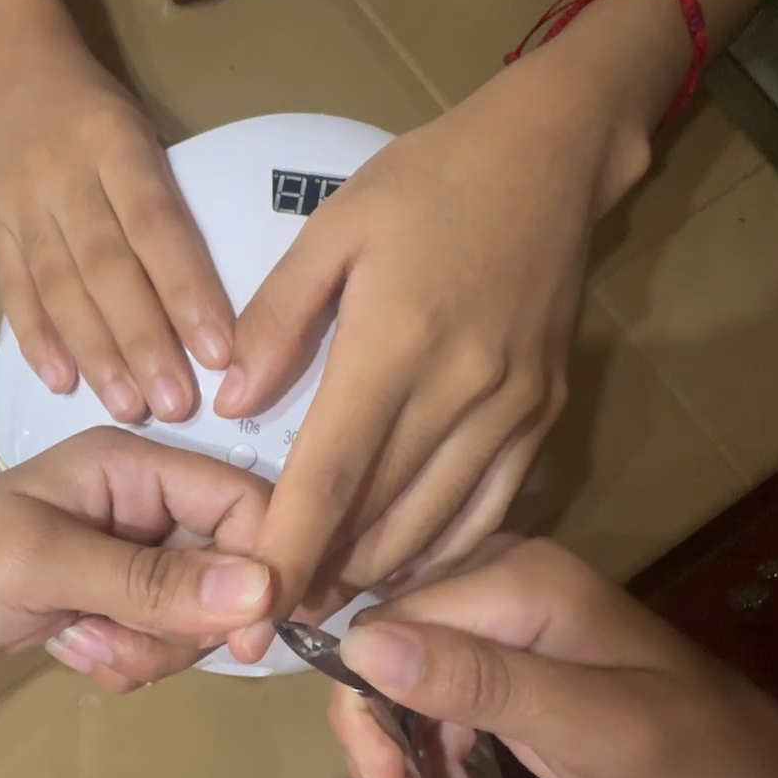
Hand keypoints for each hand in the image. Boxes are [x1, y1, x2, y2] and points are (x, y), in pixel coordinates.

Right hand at [0, 41, 231, 422]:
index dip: (187, 292)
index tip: (218, 354)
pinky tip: (60, 382)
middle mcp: (63, 177)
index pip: (156, 228)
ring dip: (94, 352)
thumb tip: (197, 302)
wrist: (12, 69)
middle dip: (142, 341)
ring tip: (127, 405)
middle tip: (174, 403)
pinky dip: (36, 339)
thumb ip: (163, 206)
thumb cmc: (96, 112)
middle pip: (105, 268)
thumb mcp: (145, 132)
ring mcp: (19, 207)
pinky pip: (14, 290)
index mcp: (116, 145)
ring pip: (60, 287)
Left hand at [0, 427, 273, 690]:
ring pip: (196, 614)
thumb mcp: (45, 564)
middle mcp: (141, 504)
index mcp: (131, 465)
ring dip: (147, 645)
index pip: (239, 500)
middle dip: (182, 621)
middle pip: (226, 567)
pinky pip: (161, 640)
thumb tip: (263, 592)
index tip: (252, 636)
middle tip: (119, 636)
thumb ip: (151, 581)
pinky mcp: (114, 600)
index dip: (262, 562)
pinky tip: (73, 647)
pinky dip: (127, 658)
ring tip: (81, 640)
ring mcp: (128, 556)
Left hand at [216, 49, 652, 647]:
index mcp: (392, 351)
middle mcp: (457, 396)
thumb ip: (274, 324)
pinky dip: (440, 551)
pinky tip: (402, 573)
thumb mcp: (329, 235)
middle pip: (375, 517)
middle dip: (318, 580)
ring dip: (373, 575)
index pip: (326, 479)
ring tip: (320, 607)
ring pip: (430, 525)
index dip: (285, 552)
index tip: (248, 610)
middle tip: (269, 622)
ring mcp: (511, 413)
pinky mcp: (542, 417)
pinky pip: (488, 508)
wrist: (546, 156)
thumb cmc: (422, 187)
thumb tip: (231, 405)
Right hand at [331, 537, 777, 777]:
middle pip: (380, 661)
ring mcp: (483, 625)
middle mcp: (484, 585)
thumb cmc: (700, 757)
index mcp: (511, 577)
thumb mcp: (598, 727)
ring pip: (392, 693)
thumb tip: (359, 647)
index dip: (373, 709)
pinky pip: (422, 713)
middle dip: (391, 755)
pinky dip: (434, 776)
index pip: (388, 627)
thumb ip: (480, 681)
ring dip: (411, 777)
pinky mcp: (483, 666)